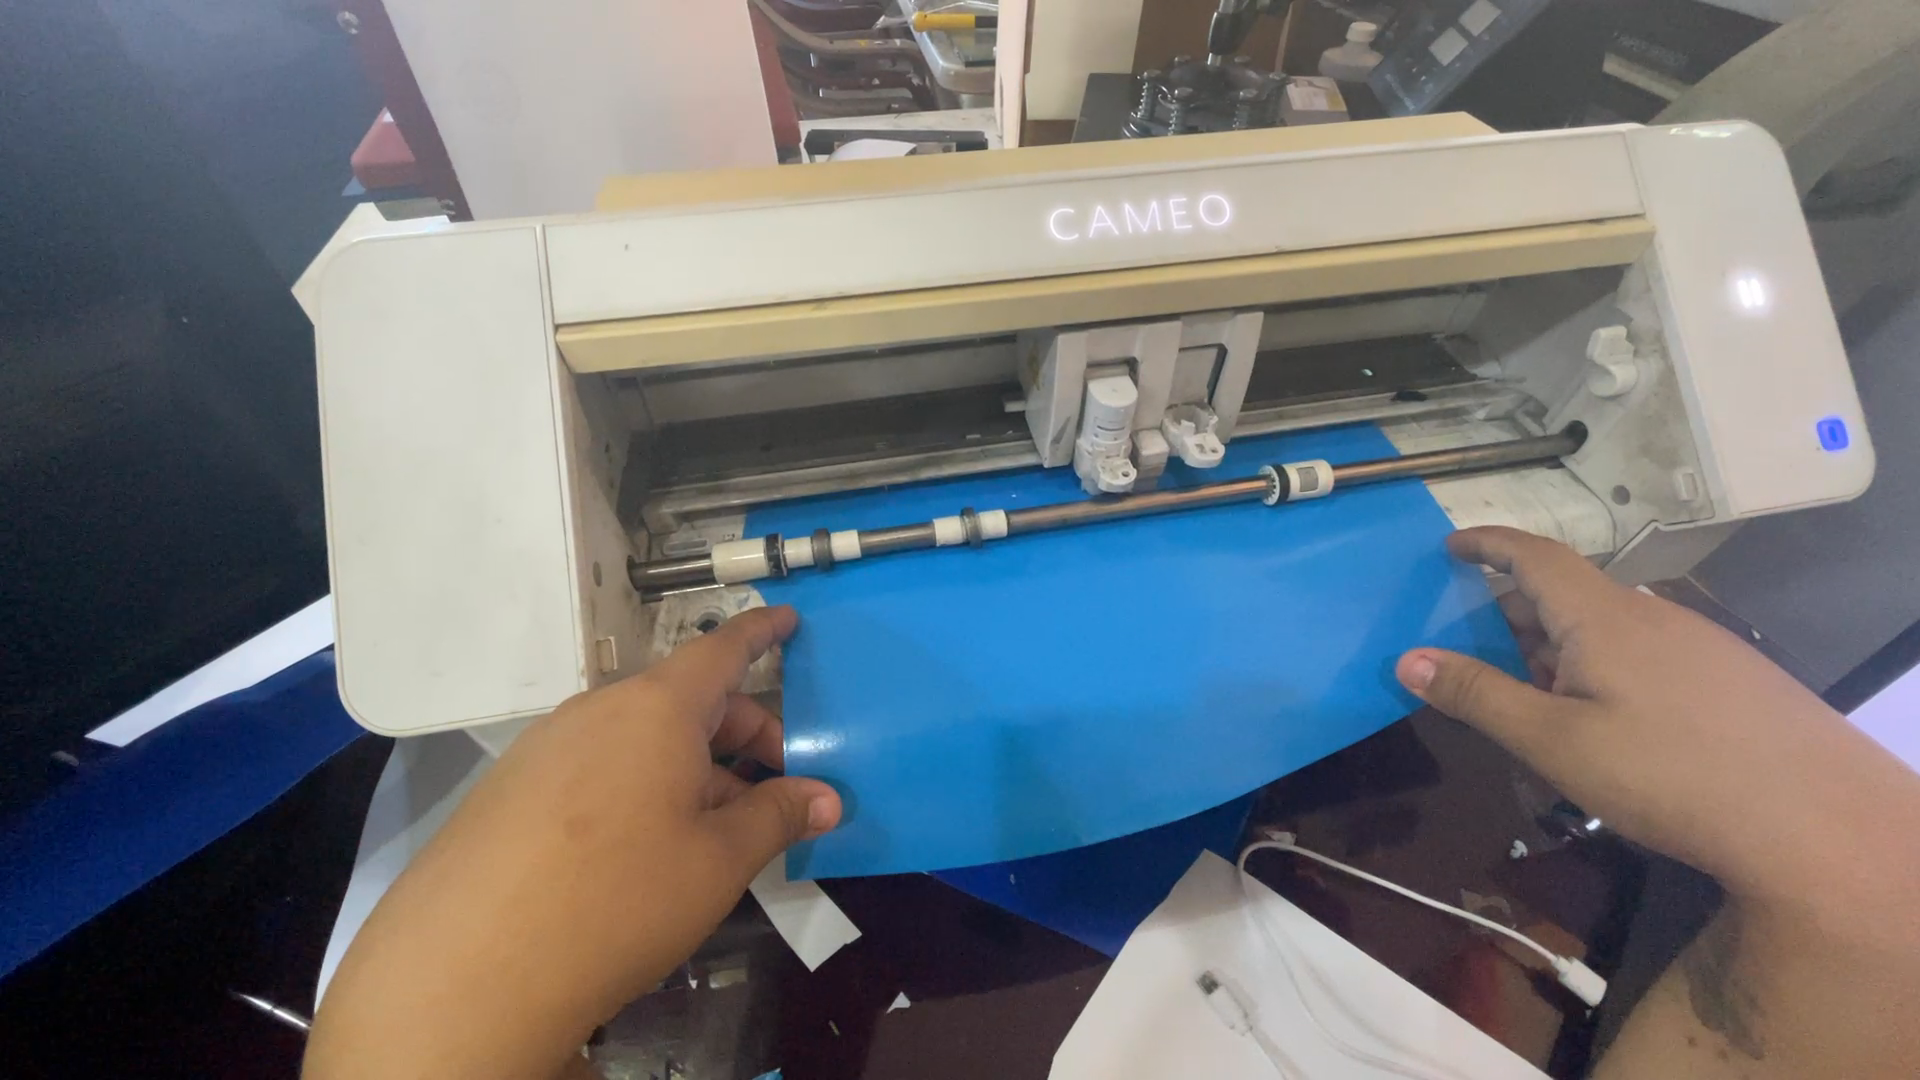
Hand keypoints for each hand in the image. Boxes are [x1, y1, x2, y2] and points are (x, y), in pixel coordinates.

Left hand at [307, 605, 840, 1079]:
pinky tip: (648, 849)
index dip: (762, 632)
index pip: (722, 649)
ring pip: (644, 739)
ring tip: (718, 830)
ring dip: (696, 768)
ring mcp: (548, 747)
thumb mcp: (719, 860)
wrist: (459, 980)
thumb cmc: (618, 899)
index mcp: (657, 708)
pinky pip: (601, 766)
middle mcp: (600, 710)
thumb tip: (828, 798)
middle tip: (779, 789)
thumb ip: (779, 816)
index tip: (788, 617)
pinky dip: (644, 785)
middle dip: (745, 735)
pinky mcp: (512, 789)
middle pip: (689, 702)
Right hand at [1392, 526, 1912, 907]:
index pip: (1536, 556)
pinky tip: (1593, 719)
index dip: (1488, 544)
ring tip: (1522, 691)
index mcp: (1603, 618)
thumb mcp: (1553, 741)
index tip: (1450, 545)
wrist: (1837, 835)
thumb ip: (1477, 695)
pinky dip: (1592, 666)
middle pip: (1564, 594)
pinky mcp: (1729, 682)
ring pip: (1602, 629)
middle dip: (1507, 612)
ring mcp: (1698, 649)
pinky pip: (1638, 654)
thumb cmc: (1673, 775)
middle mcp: (1651, 618)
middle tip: (1465, 646)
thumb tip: (1406, 659)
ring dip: (1550, 645)